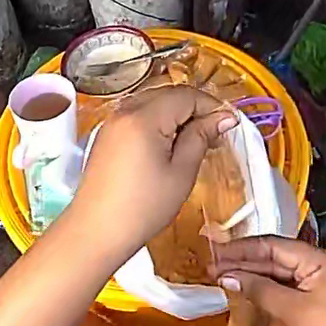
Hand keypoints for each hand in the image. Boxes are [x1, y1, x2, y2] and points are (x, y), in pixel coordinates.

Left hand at [63, 87, 237, 258]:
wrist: (96, 231)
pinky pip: (138, 115)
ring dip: (176, 114)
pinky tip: (169, 145)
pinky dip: (157, 121)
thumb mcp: (181, 173)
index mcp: (144, 118)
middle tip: (215, 133)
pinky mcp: (107, 135)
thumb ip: (201, 137)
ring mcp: (112, 122)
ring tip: (194, 141)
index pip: (186, 95)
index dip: (212, 106)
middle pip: (168, 93)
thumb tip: (221, 118)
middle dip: (194, 108)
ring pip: (153, 102)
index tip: (229, 123)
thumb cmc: (142, 208)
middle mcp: (125, 112)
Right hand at [210, 237, 325, 325]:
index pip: (271, 245)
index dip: (240, 250)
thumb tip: (228, 276)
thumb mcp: (294, 312)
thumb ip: (260, 291)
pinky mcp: (323, 304)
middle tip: (212, 268)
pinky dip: (268, 293)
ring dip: (254, 278)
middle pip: (276, 258)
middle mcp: (321, 265)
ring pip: (281, 275)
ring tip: (224, 281)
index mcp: (317, 259)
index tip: (213, 255)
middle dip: (244, 263)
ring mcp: (323, 284)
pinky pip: (289, 290)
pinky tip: (250, 297)